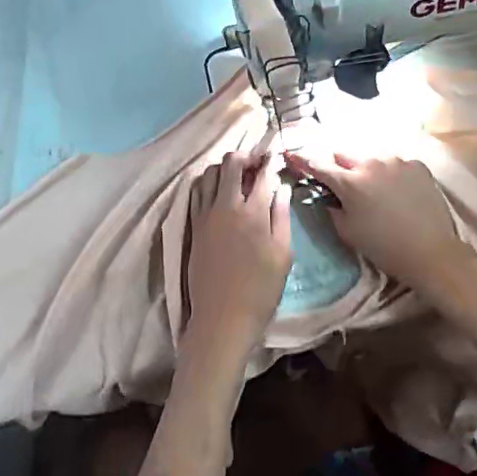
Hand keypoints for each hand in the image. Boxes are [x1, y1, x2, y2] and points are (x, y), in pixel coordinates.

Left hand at [184, 154, 291, 358]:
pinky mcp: (193, 225)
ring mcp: (206, 214)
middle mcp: (227, 206)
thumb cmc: (260, 290)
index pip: (263, 174)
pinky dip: (208, 183)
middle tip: (257, 165)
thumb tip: (282, 189)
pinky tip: (219, 191)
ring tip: (239, 177)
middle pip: (232, 164)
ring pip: (210, 173)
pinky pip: (197, 191)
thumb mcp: (283, 255)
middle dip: (247, 157)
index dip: (271, 162)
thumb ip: (282, 217)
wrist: (222, 319)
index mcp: (254, 213)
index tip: (276, 159)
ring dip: (226, 168)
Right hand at [284, 151, 471, 298]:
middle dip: (338, 165)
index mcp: (350, 181)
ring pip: (372, 158)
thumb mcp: (347, 232)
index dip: (302, 159)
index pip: (318, 164)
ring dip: (367, 170)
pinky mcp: (417, 165)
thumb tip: (324, 194)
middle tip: (341, 182)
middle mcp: (371, 163)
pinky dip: (391, 174)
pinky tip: (398, 192)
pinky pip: (395, 164)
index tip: (290, 153)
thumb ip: (331, 207)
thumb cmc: (384, 247)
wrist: (431, 252)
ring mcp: (397, 161)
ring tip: (375, 191)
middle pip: (344, 155)